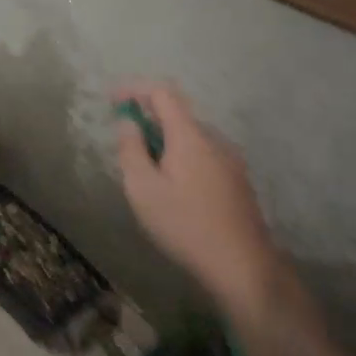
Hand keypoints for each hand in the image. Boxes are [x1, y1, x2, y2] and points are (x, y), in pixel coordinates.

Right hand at [113, 82, 278, 308]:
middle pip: (178, 115)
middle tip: (126, 146)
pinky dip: (182, 157)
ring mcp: (231, 161)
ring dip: (165, 142)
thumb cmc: (185, 224)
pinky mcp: (238, 181)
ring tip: (147, 173)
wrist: (243, 266)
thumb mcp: (142, 188)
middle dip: (148, 120)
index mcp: (190, 137)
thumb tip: (128, 123)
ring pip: (191, 137)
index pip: (163, 93)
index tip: (112, 101)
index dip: (135, 90)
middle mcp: (215, 141)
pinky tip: (173, 189)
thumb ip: (131, 149)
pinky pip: (204, 155)